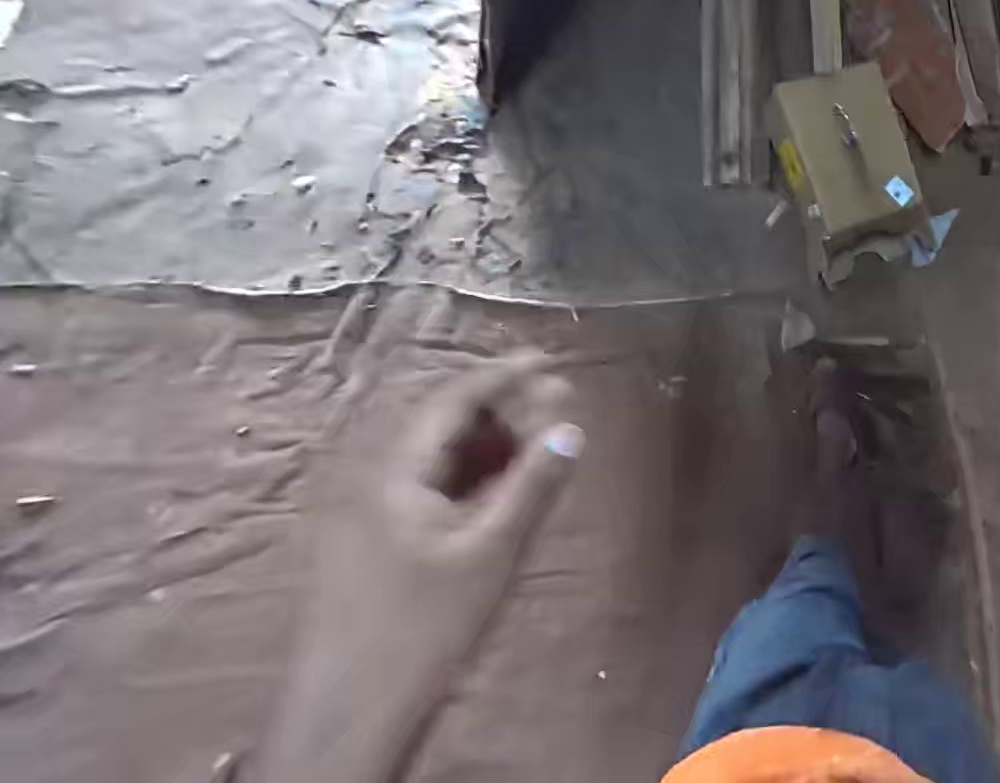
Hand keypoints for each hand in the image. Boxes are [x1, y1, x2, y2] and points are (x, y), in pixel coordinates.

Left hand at [260, 355, 582, 782]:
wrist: (351, 716)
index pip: (450, 402)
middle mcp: (378, 483)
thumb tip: (572, 428)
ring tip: (544, 432)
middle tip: (559, 396)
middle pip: (445, 422)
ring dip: (495, 436)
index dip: (500, 375)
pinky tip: (511, 476)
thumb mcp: (493, 551)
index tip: (547, 359)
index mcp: (394, 477)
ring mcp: (377, 512)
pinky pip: (438, 481)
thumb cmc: (426, 626)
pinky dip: (480, 468)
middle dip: (504, 404)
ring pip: (443, 452)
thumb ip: (534, 484)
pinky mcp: (386, 539)